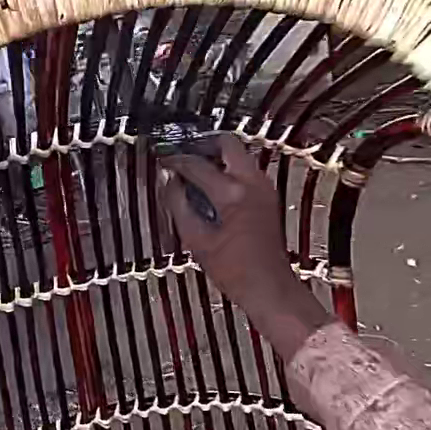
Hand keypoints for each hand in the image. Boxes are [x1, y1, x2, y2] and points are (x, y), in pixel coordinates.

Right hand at [156, 136, 311, 310]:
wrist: (267, 285)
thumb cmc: (234, 269)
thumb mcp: (195, 238)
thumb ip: (178, 204)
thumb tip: (169, 182)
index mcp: (232, 194)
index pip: (197, 164)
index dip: (175, 160)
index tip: (163, 159)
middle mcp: (253, 183)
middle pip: (227, 144)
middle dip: (202, 145)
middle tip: (182, 153)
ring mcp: (264, 188)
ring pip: (238, 155)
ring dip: (215, 157)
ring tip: (193, 169)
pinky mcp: (267, 196)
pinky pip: (245, 170)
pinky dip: (226, 170)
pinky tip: (209, 186)